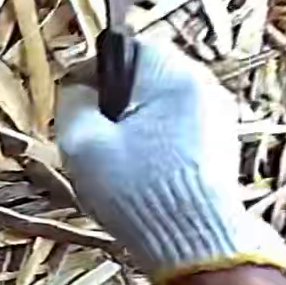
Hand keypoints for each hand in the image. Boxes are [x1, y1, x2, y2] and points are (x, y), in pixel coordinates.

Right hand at [56, 36, 285, 284]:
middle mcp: (204, 88)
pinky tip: (131, 168)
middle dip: (108, 98)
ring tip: (104, 155)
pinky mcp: (217, 143)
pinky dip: (145, 137)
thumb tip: (76, 87)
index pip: (128, 47)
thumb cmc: (131, 186)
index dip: (90, 66)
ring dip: (125, 120)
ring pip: (156, 102)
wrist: (190, 237)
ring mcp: (216, 116)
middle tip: (82, 131)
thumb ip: (73, 104)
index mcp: (173, 78)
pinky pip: (171, 124)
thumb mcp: (82, 143)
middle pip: (143, 75)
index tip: (68, 96)